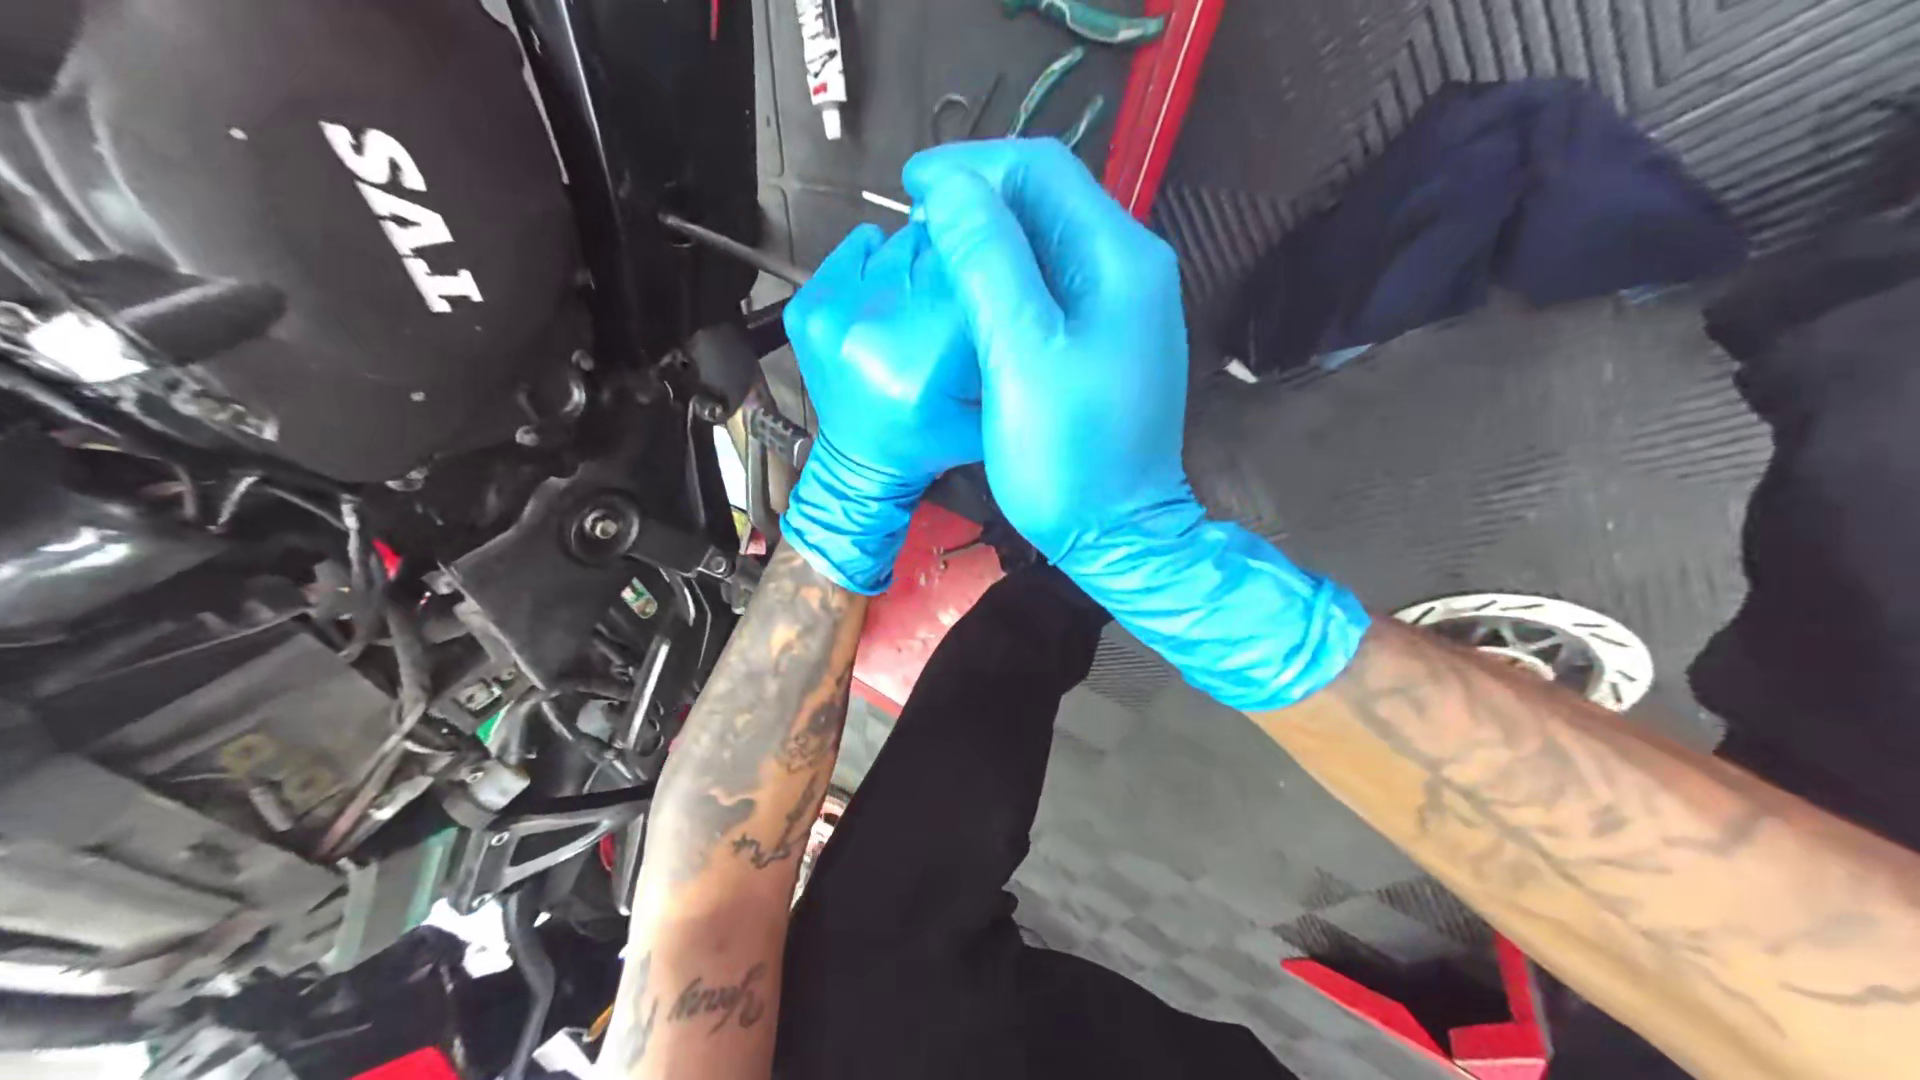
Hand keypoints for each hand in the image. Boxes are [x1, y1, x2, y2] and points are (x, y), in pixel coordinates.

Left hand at [780, 222, 981, 593]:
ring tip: (913, 306)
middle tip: (946, 304)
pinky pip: (855, 248)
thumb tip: (1003, 272)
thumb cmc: (926, 437)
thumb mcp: (984, 408)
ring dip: (911, 267)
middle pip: (931, 250)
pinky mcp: (810, 306)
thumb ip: (998, 345)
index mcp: (923, 360)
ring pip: (896, 243)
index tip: (985, 284)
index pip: (968, 272)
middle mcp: (872, 329)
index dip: (982, 271)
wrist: (863, 459)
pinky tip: (880, 298)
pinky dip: (872, 263)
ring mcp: (833, 313)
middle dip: (947, 270)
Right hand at [902, 139, 1368, 708]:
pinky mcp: (1108, 337)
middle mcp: (1130, 267)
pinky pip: (1054, 283)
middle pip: (1048, 199)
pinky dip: (1009, 277)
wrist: (1119, 533)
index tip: (912, 189)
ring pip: (1048, 240)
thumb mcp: (1021, 355)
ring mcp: (1122, 304)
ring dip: (990, 238)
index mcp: (1116, 259)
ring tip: (936, 256)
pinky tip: (974, 298)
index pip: (1041, 170)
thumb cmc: (1068, 455)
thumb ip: (988, 262)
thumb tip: (952, 188)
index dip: (971, 167)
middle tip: (920, 226)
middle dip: (979, 200)